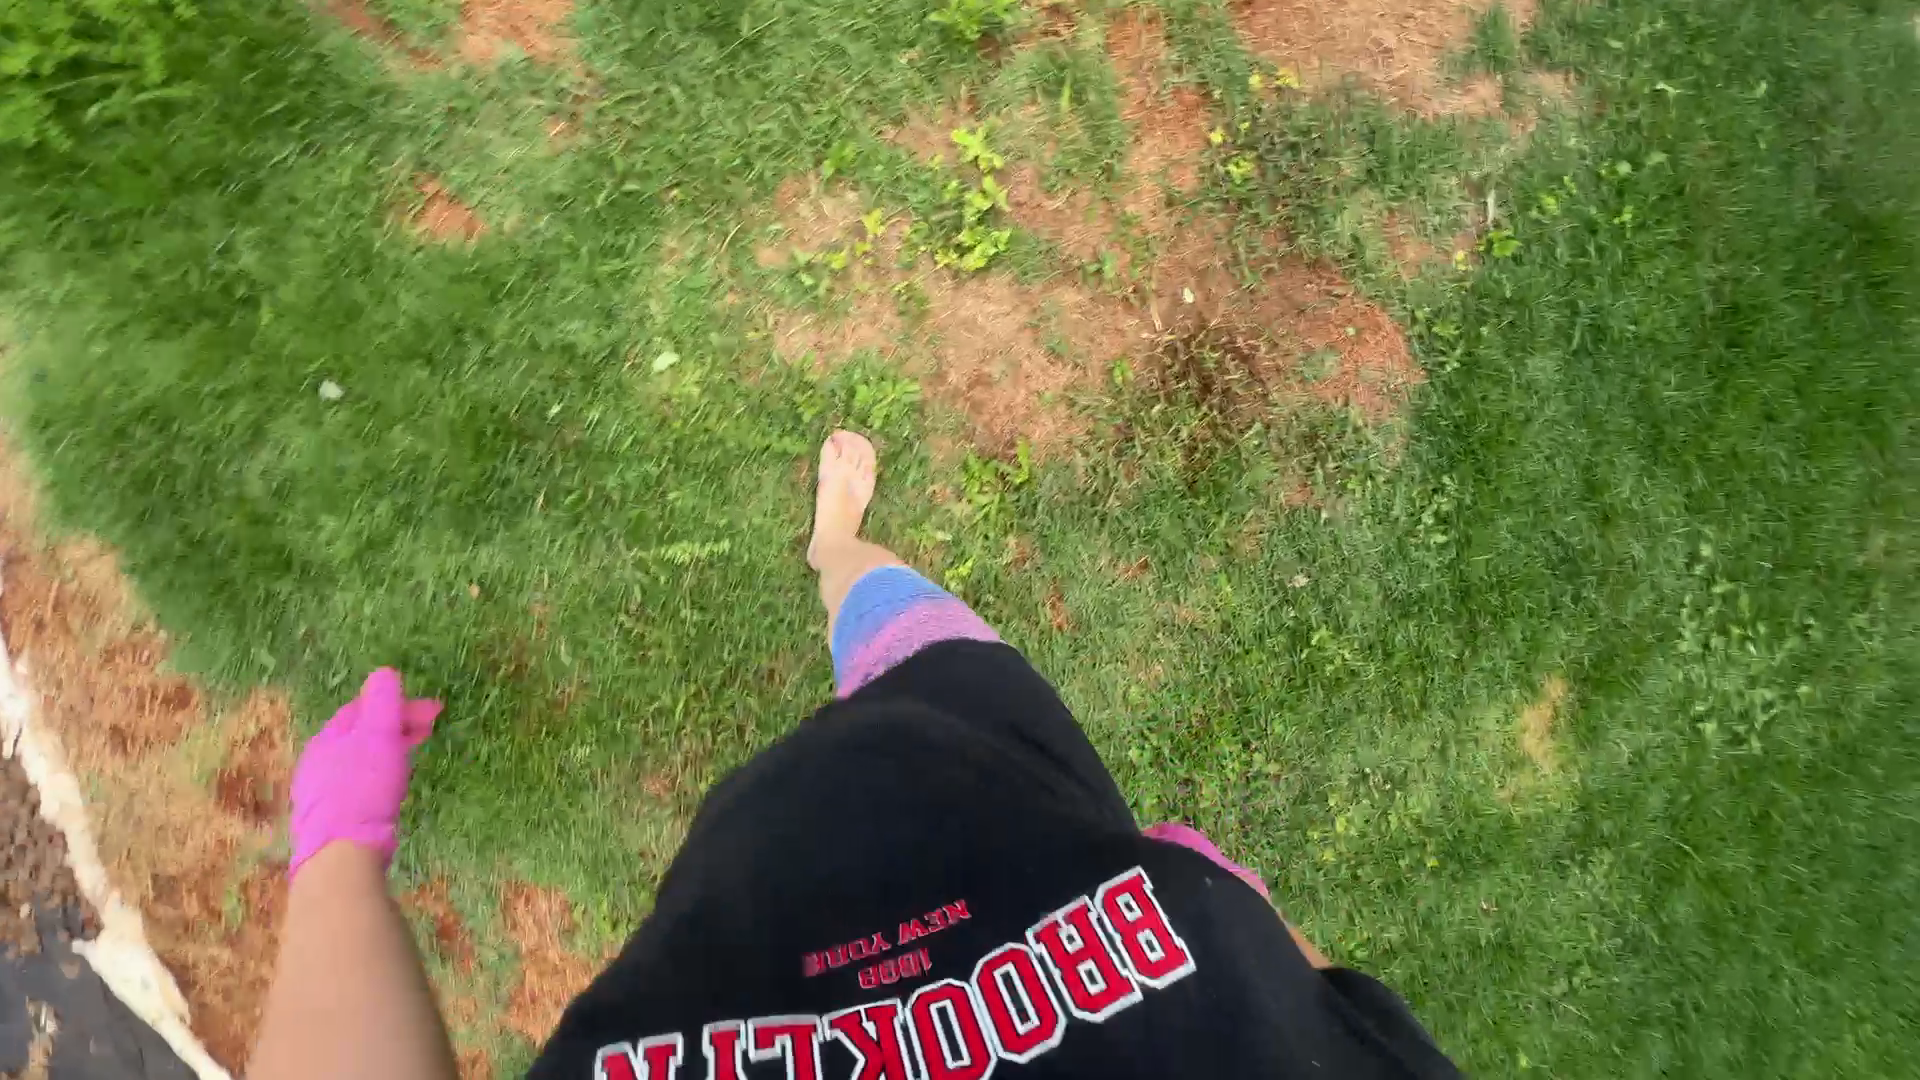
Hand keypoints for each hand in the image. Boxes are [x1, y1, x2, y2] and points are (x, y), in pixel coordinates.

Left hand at [289, 668, 440, 878]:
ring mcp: (321, 789)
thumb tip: (383, 672)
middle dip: (398, 724)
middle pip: (362, 732)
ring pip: (361, 756)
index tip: (434, 710)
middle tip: (432, 727)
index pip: (363, 708)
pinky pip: (359, 778)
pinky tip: (393, 779)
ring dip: (391, 746)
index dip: (399, 703)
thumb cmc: (364, 786)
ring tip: (417, 750)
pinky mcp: (332, 813)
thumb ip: (383, 704)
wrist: (343, 849)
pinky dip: (381, 768)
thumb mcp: (379, 737)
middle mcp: (318, 760)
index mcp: (328, 739)